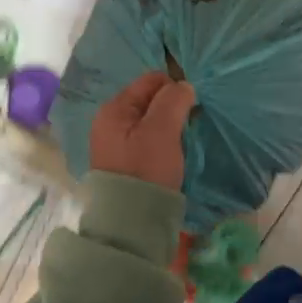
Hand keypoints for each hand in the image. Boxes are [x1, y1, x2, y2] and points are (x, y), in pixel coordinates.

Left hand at [90, 72, 194, 190]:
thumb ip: (174, 101)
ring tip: (182, 141)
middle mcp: (110, 123)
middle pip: (150, 101)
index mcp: (114, 109)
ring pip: (152, 121)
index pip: (150, 81)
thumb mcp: (162, 130)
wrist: (131, 220)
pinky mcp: (126, 162)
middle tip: (189, 126)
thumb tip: (184, 86)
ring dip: (170, 126)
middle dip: (172, 108)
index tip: (191, 108)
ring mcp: (117, 144)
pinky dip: (163, 141)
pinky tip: (172, 154)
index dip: (174, 88)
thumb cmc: (146, 169)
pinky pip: (149, 140)